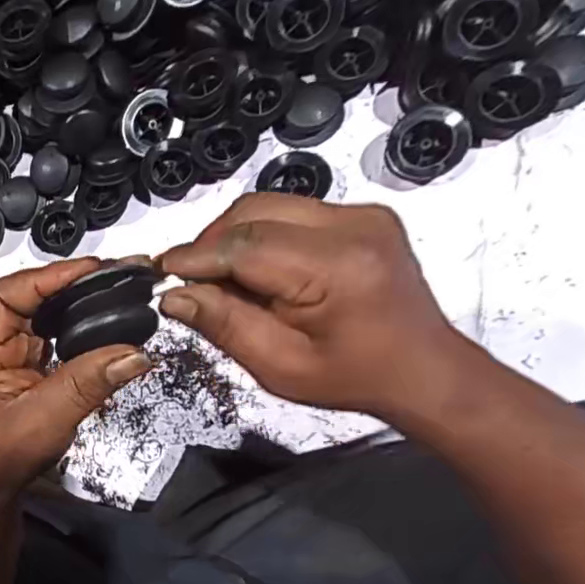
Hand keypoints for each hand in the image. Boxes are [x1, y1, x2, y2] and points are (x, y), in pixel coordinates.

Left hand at [0, 258, 153, 493]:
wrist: (0, 484)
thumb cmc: (2, 458)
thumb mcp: (47, 420)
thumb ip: (88, 383)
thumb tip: (130, 354)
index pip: (4, 295)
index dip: (46, 277)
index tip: (85, 271)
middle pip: (25, 294)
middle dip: (66, 281)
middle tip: (106, 275)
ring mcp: (10, 351)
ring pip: (41, 308)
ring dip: (73, 298)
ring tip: (107, 289)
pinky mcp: (30, 360)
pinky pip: (53, 329)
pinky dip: (77, 320)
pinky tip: (97, 316)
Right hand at [157, 195, 472, 418]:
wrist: (421, 369)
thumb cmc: (356, 377)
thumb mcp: (280, 366)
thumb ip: (226, 325)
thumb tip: (177, 297)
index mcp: (338, 267)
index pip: (246, 244)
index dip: (196, 257)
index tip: (163, 273)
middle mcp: (354, 226)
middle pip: (254, 212)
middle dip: (210, 244)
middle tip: (188, 282)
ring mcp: (360, 215)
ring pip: (269, 206)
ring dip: (232, 239)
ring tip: (220, 282)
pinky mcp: (359, 216)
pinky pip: (290, 214)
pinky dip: (259, 238)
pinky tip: (254, 274)